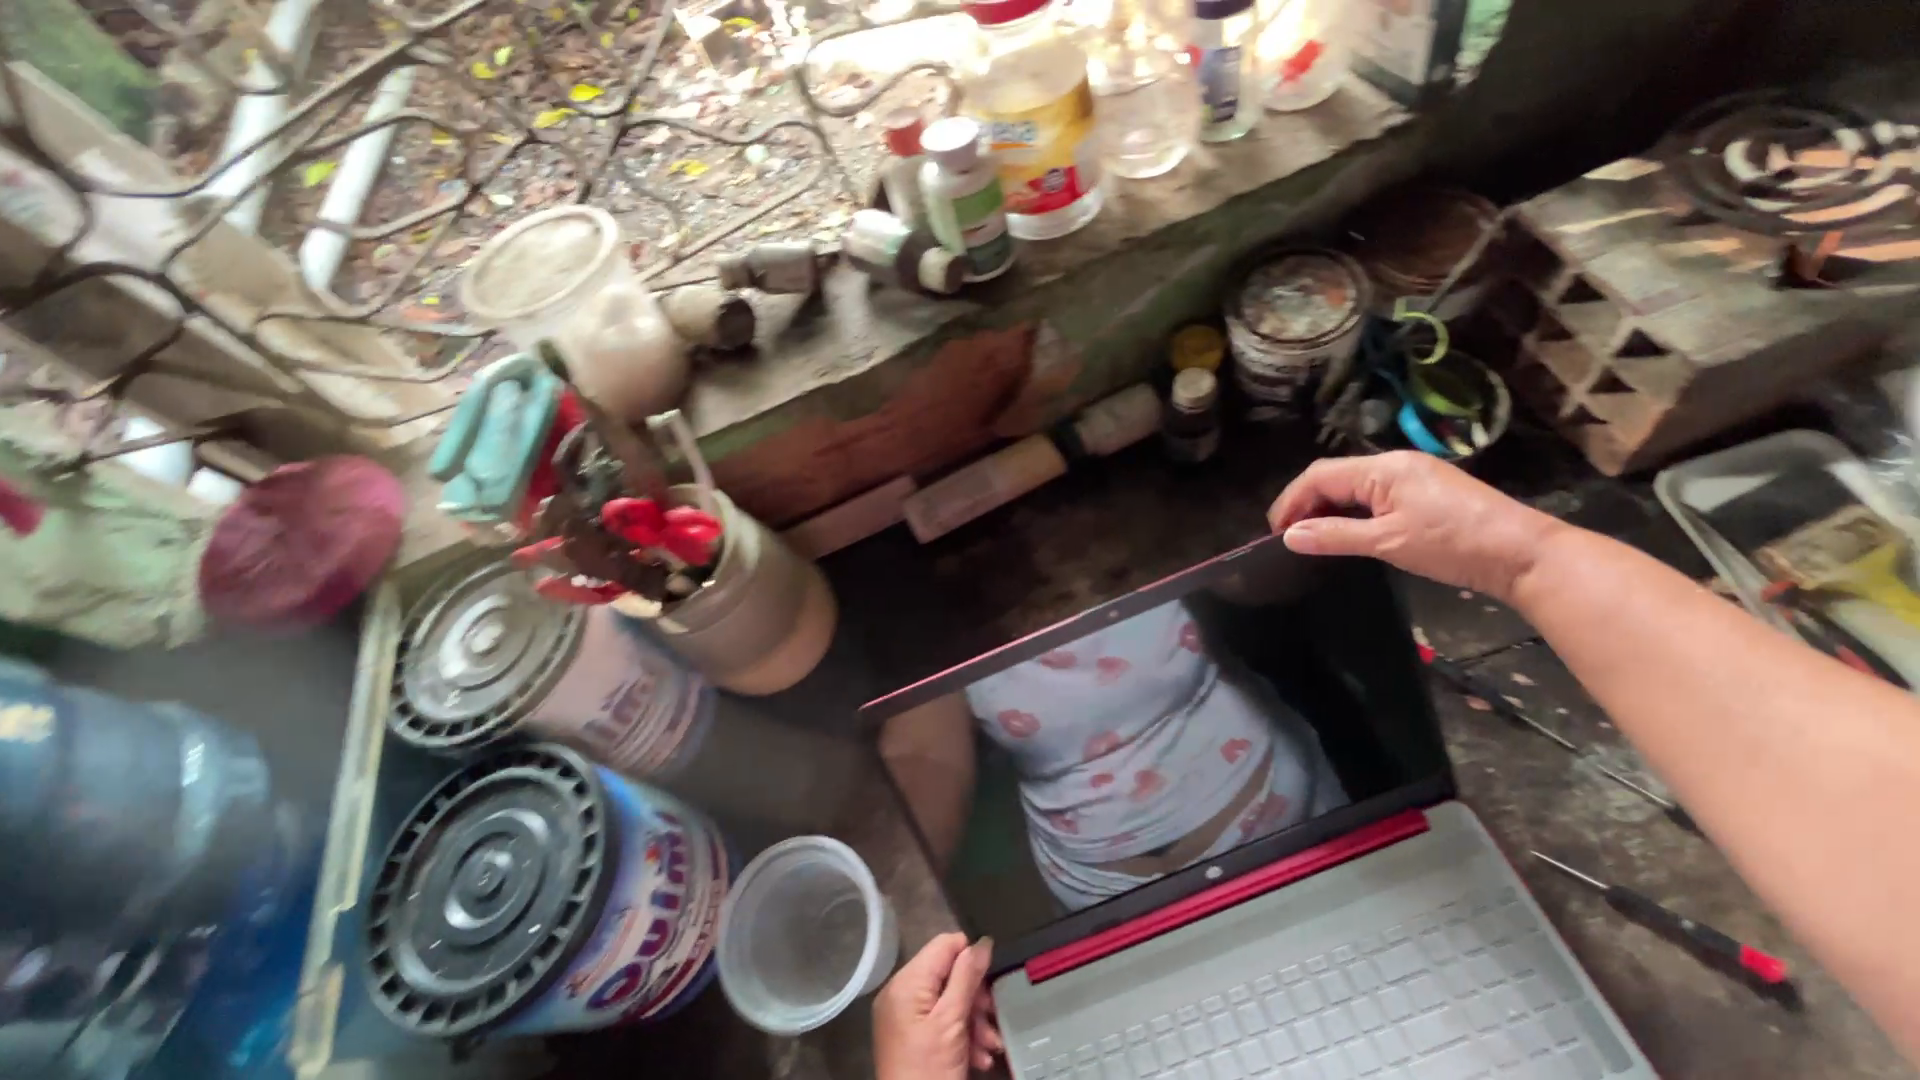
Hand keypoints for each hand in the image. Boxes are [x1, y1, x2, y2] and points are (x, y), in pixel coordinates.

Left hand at [874, 934, 1002, 1079]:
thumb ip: (966, 977)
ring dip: (974, 1021)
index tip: (991, 983)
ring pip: (949, 1001)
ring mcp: (905, 1017)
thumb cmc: (930, 1070)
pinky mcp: (911, 1037)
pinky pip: (940, 1022)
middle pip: (948, 975)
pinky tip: (979, 1057)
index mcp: (906, 982)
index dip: (971, 958)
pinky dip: (962, 1035)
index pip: (943, 945)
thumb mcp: (952, 1022)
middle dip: (975, 998)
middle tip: (992, 1020)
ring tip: (990, 1046)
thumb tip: (982, 941)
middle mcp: (901, 993)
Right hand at [1267, 452, 1567, 602]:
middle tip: (1290, 539)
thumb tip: (1290, 536)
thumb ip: (1335, 536)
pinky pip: (1375, 494)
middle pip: (1334, 476)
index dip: (1291, 502)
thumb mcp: (1387, 542)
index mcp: (1382, 468)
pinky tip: (1348, 533)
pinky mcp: (1426, 491)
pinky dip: (1352, 511)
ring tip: (1313, 538)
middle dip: (1306, 504)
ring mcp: (1413, 475)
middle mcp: (1394, 463)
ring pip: (1354, 485)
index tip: (1275, 534)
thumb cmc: (1453, 545)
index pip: (1319, 476)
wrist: (1523, 554)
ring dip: (1328, 508)